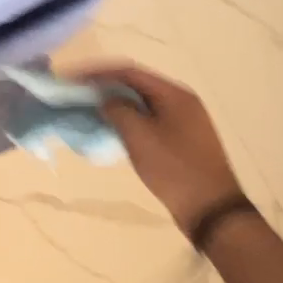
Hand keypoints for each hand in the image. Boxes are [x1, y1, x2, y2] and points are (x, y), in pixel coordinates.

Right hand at [76, 63, 241, 233]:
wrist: (212, 210)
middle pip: (135, 83)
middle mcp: (182, 100)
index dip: (96, 72)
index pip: (128, 72)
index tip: (70, 78)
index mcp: (174, 94)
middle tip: (76, 91)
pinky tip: (111, 125)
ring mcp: (184, 120)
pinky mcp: (182, 137)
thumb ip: (117, 110)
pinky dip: (127, 116)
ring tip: (88, 107)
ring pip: (141, 101)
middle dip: (104, 85)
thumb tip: (104, 98)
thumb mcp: (139, 136)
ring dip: (114, 101)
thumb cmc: (174, 169)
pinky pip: (149, 116)